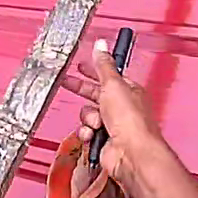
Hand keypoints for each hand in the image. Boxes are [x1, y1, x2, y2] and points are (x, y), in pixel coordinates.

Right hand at [59, 39, 169, 184]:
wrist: (131, 153)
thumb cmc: (130, 120)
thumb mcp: (113, 85)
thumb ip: (104, 66)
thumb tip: (101, 45)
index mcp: (127, 90)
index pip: (107, 76)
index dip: (93, 70)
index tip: (80, 66)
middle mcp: (121, 107)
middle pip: (95, 94)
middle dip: (81, 90)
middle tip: (66, 82)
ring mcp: (112, 125)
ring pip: (88, 115)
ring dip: (89, 118)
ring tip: (96, 122)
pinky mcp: (103, 141)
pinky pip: (86, 132)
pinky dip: (88, 133)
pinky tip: (94, 135)